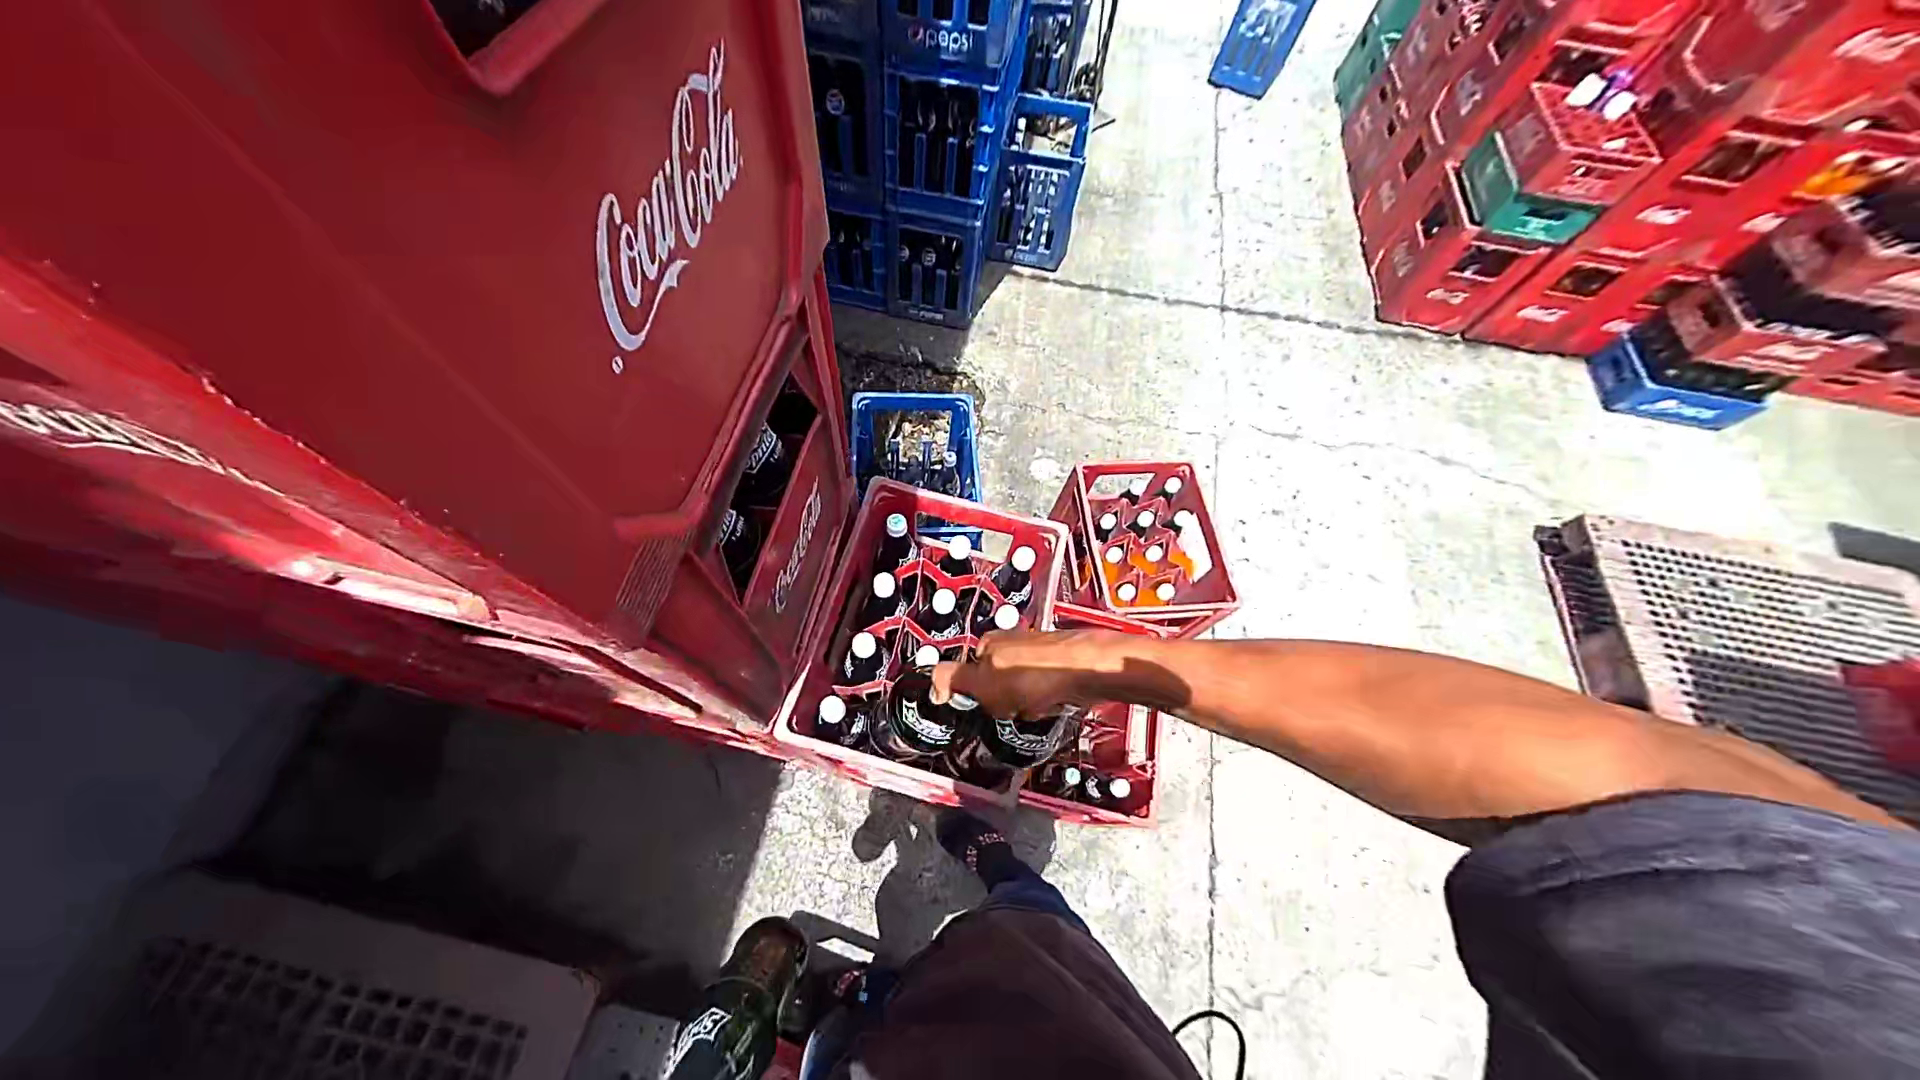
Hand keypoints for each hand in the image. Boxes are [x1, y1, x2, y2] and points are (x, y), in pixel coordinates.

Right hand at [931, 629, 1138, 717]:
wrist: (1087, 670)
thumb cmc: (1036, 674)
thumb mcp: (983, 682)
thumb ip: (953, 681)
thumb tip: (932, 686)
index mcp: (988, 643)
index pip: (968, 674)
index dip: (975, 695)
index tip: (984, 705)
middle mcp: (1011, 643)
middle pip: (995, 685)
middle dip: (1003, 703)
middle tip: (1011, 708)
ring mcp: (1037, 654)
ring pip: (1020, 693)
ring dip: (1026, 706)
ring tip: (1037, 707)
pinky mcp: (1059, 667)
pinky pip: (1044, 694)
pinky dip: (1046, 703)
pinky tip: (1053, 705)